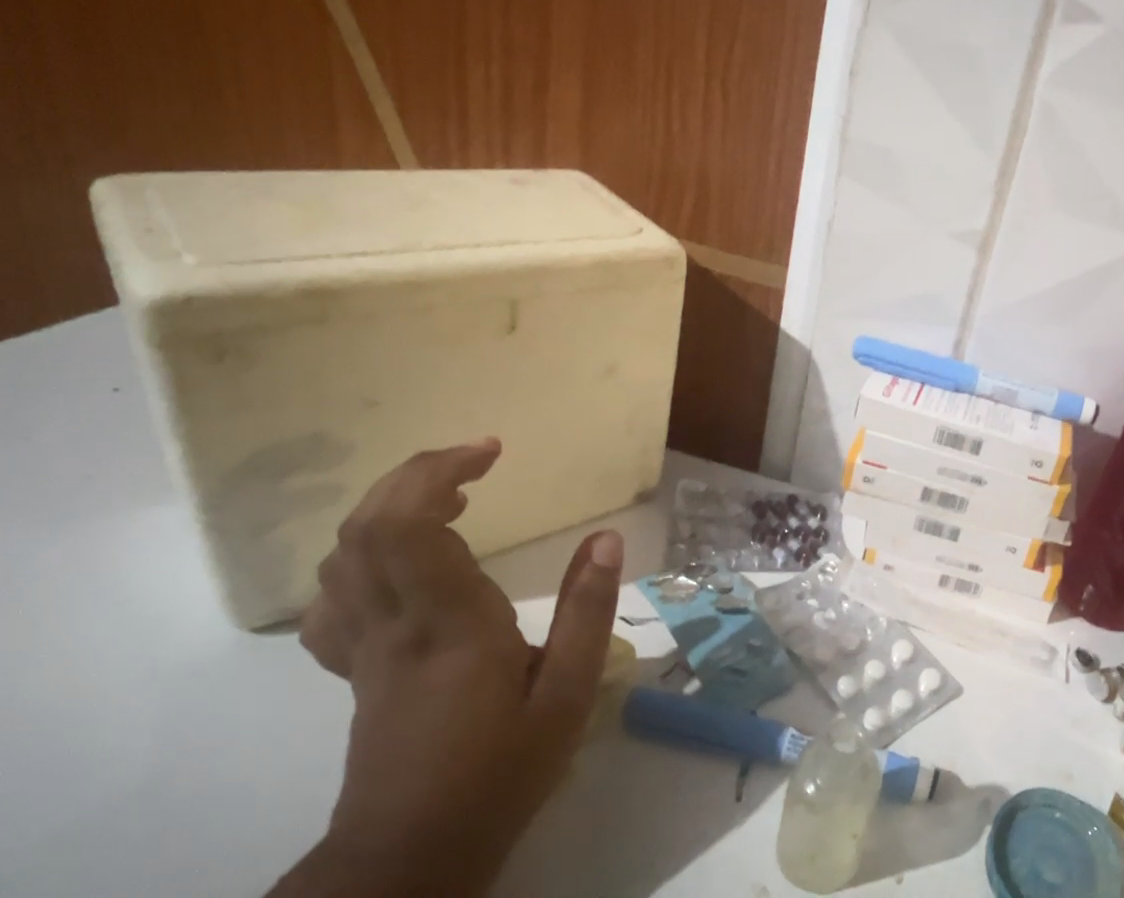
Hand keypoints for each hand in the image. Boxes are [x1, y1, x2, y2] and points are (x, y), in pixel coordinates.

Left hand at [284, 439, 622, 896]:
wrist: (412, 852)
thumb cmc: (500, 772)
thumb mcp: (567, 695)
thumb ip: (586, 613)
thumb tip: (606, 538)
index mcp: (447, 622)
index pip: (410, 524)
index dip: (438, 472)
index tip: (491, 453)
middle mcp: (394, 622)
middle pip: (367, 526)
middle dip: (415, 478)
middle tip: (474, 466)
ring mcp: (365, 646)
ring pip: (343, 557)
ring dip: (389, 511)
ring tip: (449, 505)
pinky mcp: (355, 669)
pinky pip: (334, 601)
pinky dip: (360, 564)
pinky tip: (401, 569)